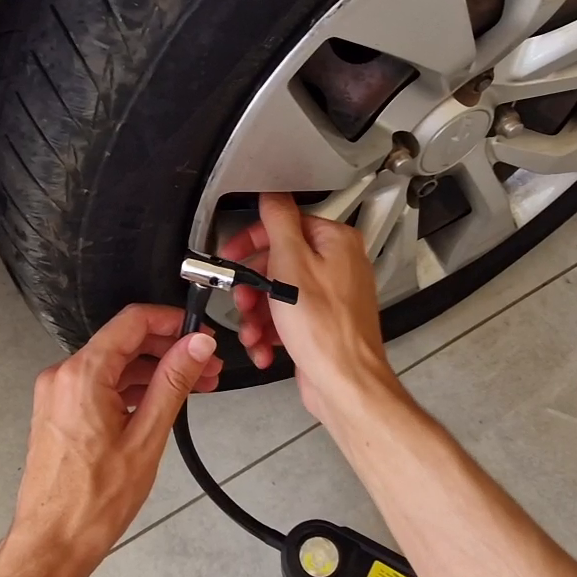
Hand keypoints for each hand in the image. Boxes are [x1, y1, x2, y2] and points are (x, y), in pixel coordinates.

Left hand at [10, 304, 219, 568]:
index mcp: (83, 374)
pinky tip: (161, 401)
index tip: (201, 334)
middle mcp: (64, 376)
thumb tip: (197, 345)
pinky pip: (100, 385)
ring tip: (194, 386)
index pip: (132, 321)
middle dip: (169, 349)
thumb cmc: (94, 502)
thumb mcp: (146, 437)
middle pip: (124, 341)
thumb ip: (173, 382)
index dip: (172, 321)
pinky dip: (132, 388)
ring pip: (114, 364)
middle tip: (207, 366)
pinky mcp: (59, 412)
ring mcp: (58, 394)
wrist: (51, 544)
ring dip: (154, 370)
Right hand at [218, 193, 401, 416]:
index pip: (285, 225)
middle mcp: (338, 265)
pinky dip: (272, 333)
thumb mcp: (290, 265)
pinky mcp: (323, 323)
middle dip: (253, 287)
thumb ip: (279, 222)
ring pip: (279, 294)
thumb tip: (272, 194)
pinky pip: (288, 319)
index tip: (232, 256)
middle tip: (244, 302)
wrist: (344, 383)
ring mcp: (332, 296)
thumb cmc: (325, 331)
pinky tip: (266, 348)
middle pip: (278, 262)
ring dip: (258, 315)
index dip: (252, 242)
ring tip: (254, 333)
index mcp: (335, 242)